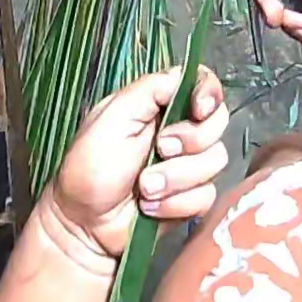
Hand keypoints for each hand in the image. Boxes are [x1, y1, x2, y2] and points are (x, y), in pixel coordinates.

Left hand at [41, 67, 228, 271]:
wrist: (83, 226)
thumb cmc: (89, 167)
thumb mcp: (112, 116)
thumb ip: (150, 89)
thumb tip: (184, 76)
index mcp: (160, 103)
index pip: (202, 83)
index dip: (208, 94)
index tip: (198, 111)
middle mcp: (179, 129)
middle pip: (217, 122)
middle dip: (189, 140)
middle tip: (159, 150)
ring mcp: (187, 164)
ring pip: (214, 161)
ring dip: (176, 177)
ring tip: (145, 187)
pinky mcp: (191, 197)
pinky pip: (206, 195)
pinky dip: (176, 203)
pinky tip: (151, 207)